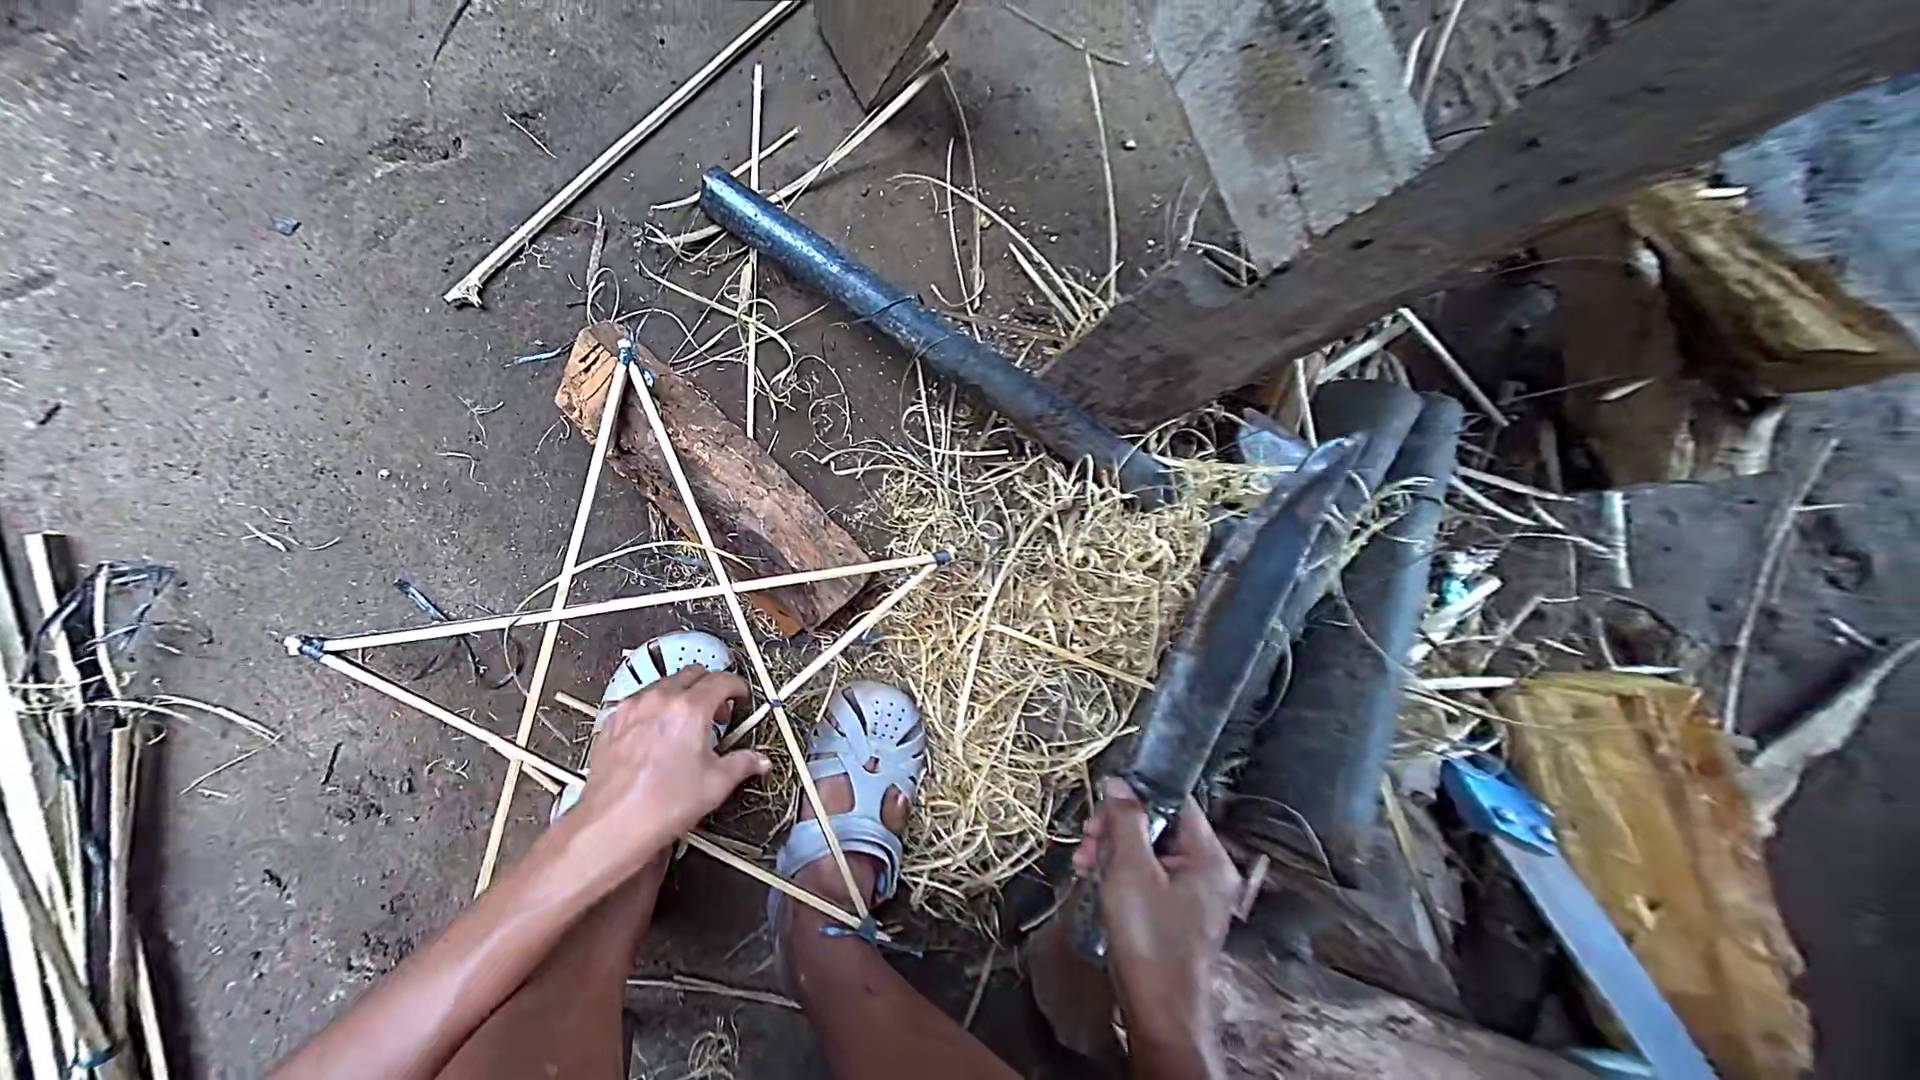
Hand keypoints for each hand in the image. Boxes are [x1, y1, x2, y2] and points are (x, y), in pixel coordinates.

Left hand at [566, 667, 768, 874]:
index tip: (741, 697)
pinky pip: (640, 701)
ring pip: (664, 684)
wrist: (611, 826)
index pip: (722, 680)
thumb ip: (742, 764)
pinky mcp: (612, 723)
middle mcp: (659, 700)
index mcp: (689, 709)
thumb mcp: (716, 784)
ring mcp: (632, 709)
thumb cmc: (660, 805)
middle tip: (718, 710)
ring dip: (682, 694)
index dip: (737, 686)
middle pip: (692, 674)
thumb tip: (757, 761)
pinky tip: (659, 733)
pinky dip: (656, 707)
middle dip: (710, 686)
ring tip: (689, 722)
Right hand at [1073, 779, 1237, 1074]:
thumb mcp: (1130, 870)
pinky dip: (1121, 873)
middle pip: (1159, 825)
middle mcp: (1207, 871)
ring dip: (1113, 850)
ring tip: (1084, 863)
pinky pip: (1148, 876)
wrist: (1159, 1014)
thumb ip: (1125, 821)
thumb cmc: (1149, 938)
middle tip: (1087, 839)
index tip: (1102, 804)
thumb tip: (1117, 783)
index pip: (1176, 801)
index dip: (1138, 795)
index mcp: (1209, 856)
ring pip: (1148, 851)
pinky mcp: (1176, 912)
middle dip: (1117, 828)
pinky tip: (1095, 880)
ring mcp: (1193, 894)